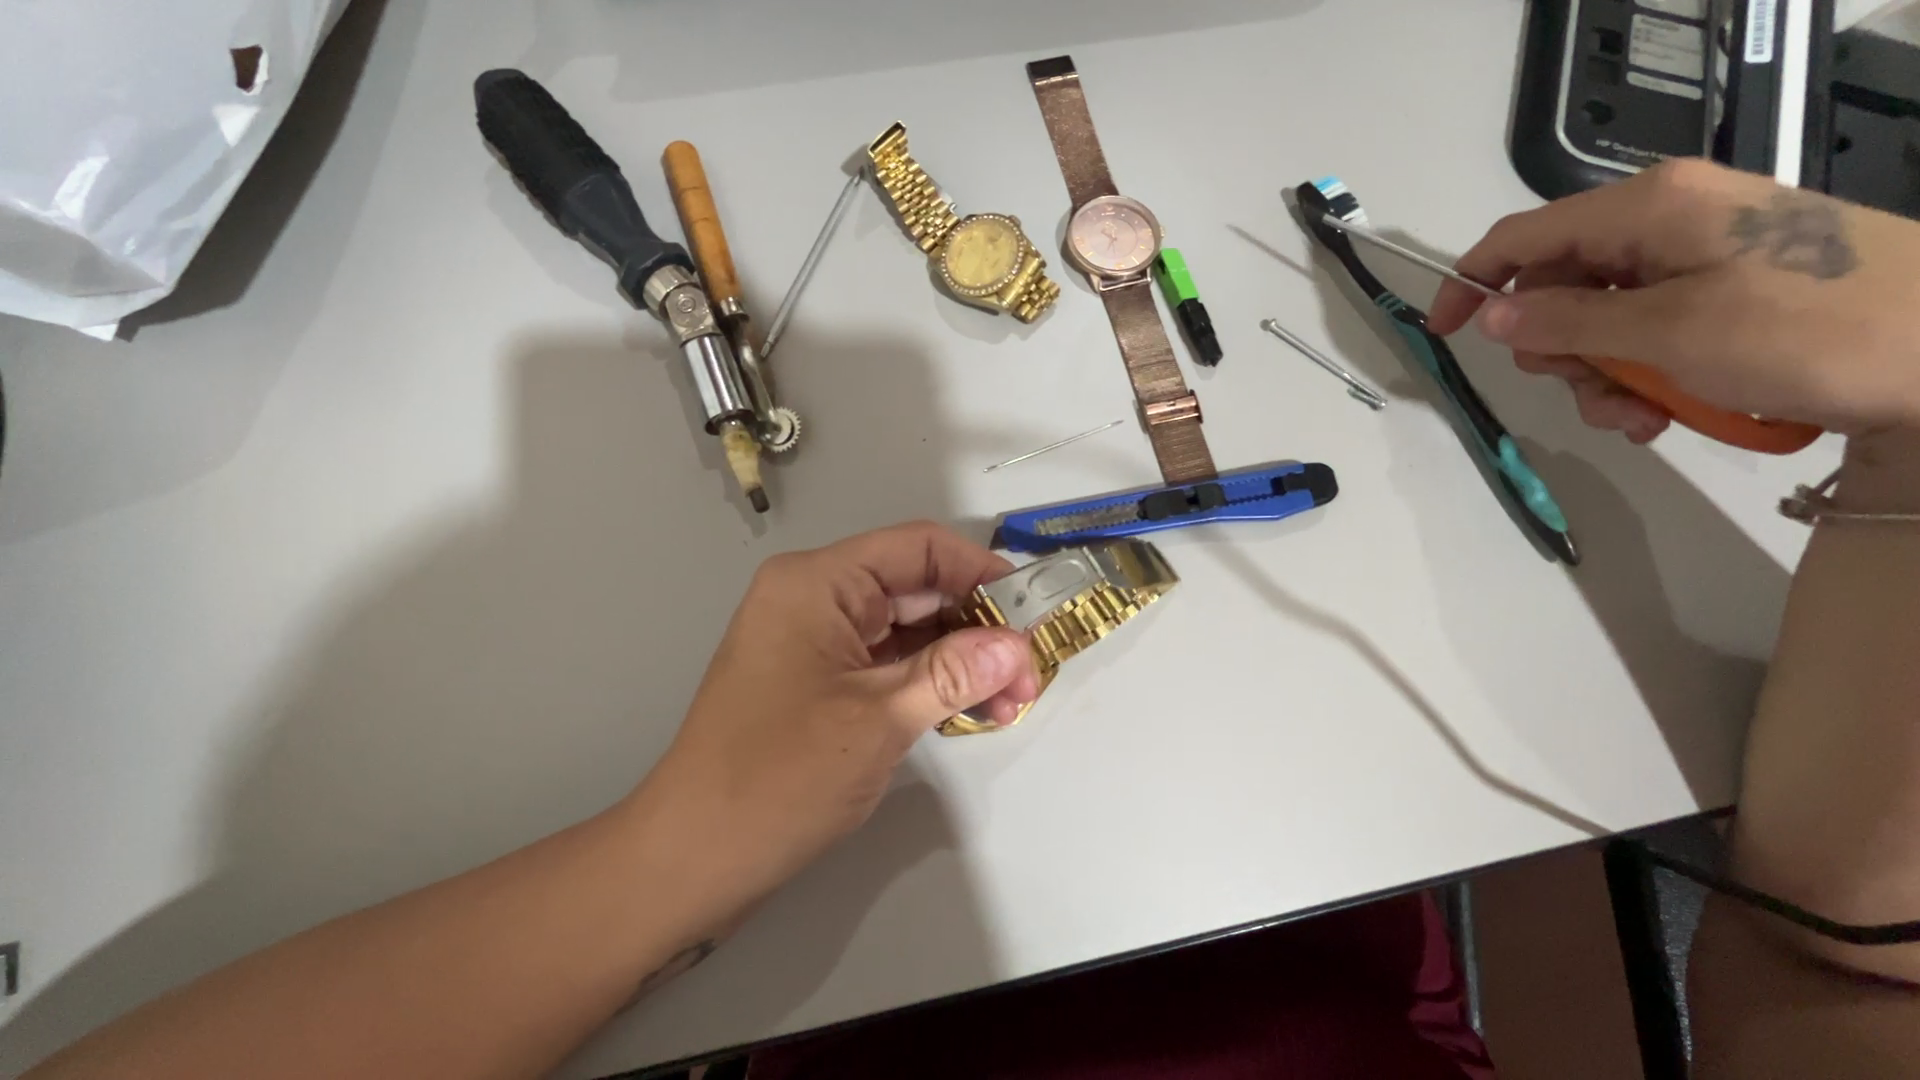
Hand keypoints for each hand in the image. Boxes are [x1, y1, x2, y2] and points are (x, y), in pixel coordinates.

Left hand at [628, 522, 1039, 911]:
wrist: (693, 856)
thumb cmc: (778, 777)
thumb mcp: (878, 719)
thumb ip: (953, 673)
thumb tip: (1018, 646)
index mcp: (818, 583)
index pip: (918, 549)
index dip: (981, 574)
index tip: (1034, 615)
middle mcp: (815, 599)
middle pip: (916, 589)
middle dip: (978, 628)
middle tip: (1030, 678)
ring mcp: (815, 642)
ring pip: (907, 631)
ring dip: (960, 661)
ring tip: (1010, 705)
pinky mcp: (819, 682)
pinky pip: (887, 664)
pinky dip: (929, 682)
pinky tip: (970, 711)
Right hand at [1427, 159, 1919, 439]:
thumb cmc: (1811, 331)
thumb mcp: (1671, 330)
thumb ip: (1568, 320)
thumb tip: (1494, 315)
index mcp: (1649, 208)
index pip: (1522, 237)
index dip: (1470, 282)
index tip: (1441, 333)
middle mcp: (1668, 220)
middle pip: (1559, 284)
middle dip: (1557, 348)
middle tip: (1585, 389)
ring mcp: (1700, 255)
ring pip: (1598, 318)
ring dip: (1601, 375)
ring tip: (1639, 416)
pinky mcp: (1727, 288)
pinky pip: (1647, 330)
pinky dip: (1641, 375)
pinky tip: (1666, 411)